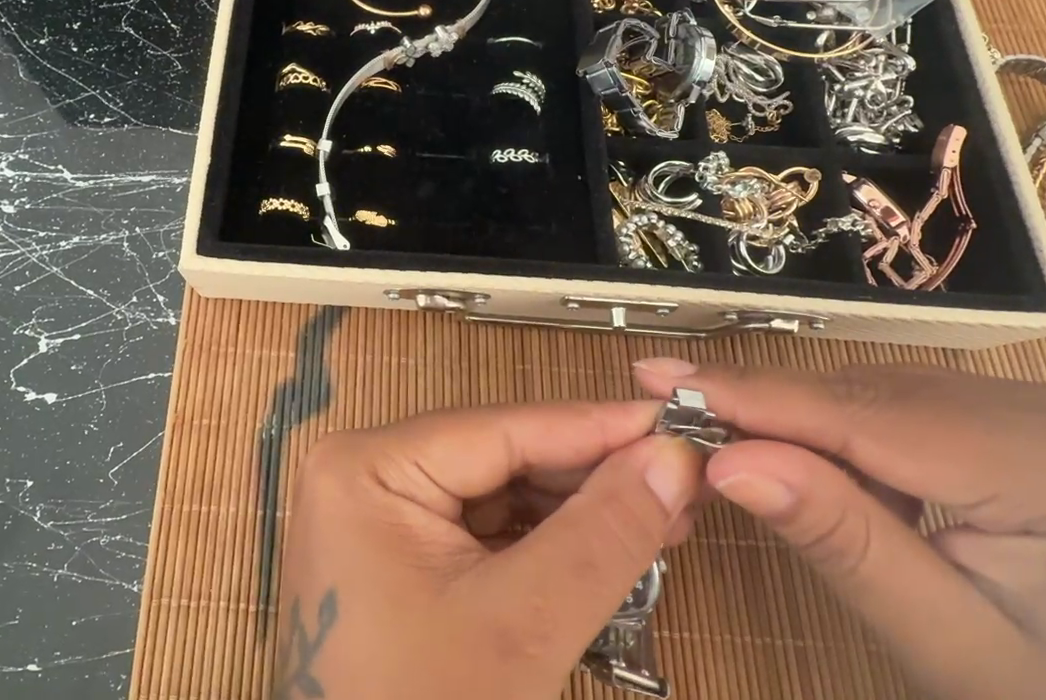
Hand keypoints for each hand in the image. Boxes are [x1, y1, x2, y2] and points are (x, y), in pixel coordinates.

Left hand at [272, 403, 705, 699]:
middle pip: (499, 457)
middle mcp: (363, 470)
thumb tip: (673, 459)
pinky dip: (541, 539)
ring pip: (495, 492)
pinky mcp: (393, 550)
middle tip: (681, 479)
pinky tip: (604, 543)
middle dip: (591, 474)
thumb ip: (603, 533)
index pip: (502, 429)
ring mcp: (374, 510)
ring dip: (574, 508)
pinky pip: (478, 527)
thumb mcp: (521, 622)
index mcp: (368, 465)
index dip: (597, 426)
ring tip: (661, 514)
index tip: (677, 422)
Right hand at [634, 359, 1045, 699]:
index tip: (655, 375)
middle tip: (682, 424)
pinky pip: (932, 407)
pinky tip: (850, 476)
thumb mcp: (952, 647)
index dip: (749, 395)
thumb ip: (841, 541)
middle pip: (878, 398)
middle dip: (776, 415)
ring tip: (757, 458)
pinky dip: (870, 434)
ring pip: (896, 394)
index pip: (865, 415)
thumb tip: (727, 461)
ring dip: (819, 426)